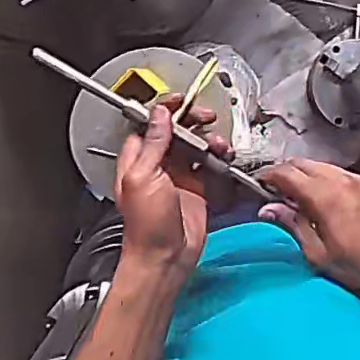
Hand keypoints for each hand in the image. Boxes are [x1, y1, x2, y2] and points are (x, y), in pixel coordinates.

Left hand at [114, 98, 227, 279]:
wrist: (164, 259)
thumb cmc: (145, 227)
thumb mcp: (145, 178)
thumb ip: (153, 143)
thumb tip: (159, 115)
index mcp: (137, 159)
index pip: (150, 123)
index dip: (165, 108)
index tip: (181, 100)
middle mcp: (157, 164)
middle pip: (176, 130)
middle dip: (192, 119)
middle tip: (205, 116)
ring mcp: (178, 176)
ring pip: (195, 145)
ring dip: (208, 139)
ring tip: (216, 144)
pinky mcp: (196, 188)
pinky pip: (209, 164)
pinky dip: (218, 157)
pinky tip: (222, 157)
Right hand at [256, 158, 359, 301]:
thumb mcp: (318, 253)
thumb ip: (292, 225)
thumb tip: (270, 210)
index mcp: (326, 197)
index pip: (288, 173)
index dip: (268, 175)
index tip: (259, 182)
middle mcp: (342, 181)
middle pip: (301, 163)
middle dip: (283, 172)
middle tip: (272, 188)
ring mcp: (356, 180)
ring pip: (319, 165)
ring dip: (302, 173)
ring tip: (294, 195)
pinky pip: (336, 171)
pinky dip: (320, 177)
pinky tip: (318, 196)